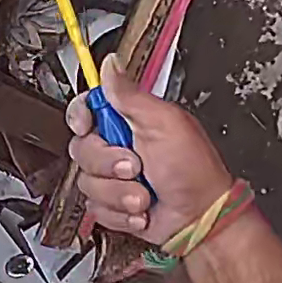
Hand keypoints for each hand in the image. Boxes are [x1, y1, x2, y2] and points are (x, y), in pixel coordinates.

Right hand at [67, 54, 233, 244]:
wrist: (200, 217)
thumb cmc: (193, 172)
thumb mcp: (165, 123)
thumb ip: (131, 95)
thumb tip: (111, 65)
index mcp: (127, 121)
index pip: (86, 109)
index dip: (80, 117)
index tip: (87, 126)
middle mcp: (117, 147)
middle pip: (81, 150)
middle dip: (108, 164)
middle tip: (136, 166)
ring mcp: (112, 178)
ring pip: (87, 183)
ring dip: (119, 194)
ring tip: (145, 194)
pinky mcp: (111, 204)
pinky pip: (96, 209)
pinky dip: (121, 213)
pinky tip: (141, 210)